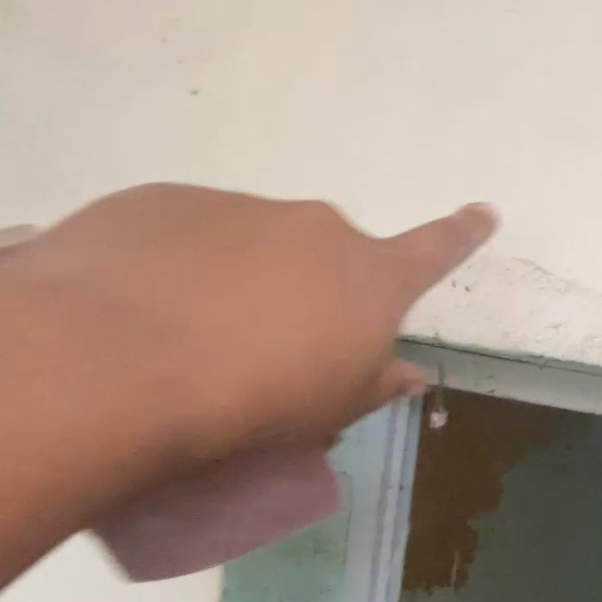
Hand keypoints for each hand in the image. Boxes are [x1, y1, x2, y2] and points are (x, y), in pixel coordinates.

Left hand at [0, 184, 494, 469]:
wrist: (117, 361)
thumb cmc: (268, 392)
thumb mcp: (343, 400)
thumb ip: (383, 379)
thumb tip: (407, 372)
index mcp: (377, 277)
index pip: (438, 249)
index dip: (465, 233)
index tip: (484, 212)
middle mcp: (320, 229)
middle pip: (336, 252)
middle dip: (323, 284)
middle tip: (289, 335)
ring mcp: (241, 208)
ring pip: (263, 242)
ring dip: (254, 275)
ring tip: (209, 328)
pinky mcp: (165, 201)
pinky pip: (196, 232)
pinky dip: (193, 262)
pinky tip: (162, 304)